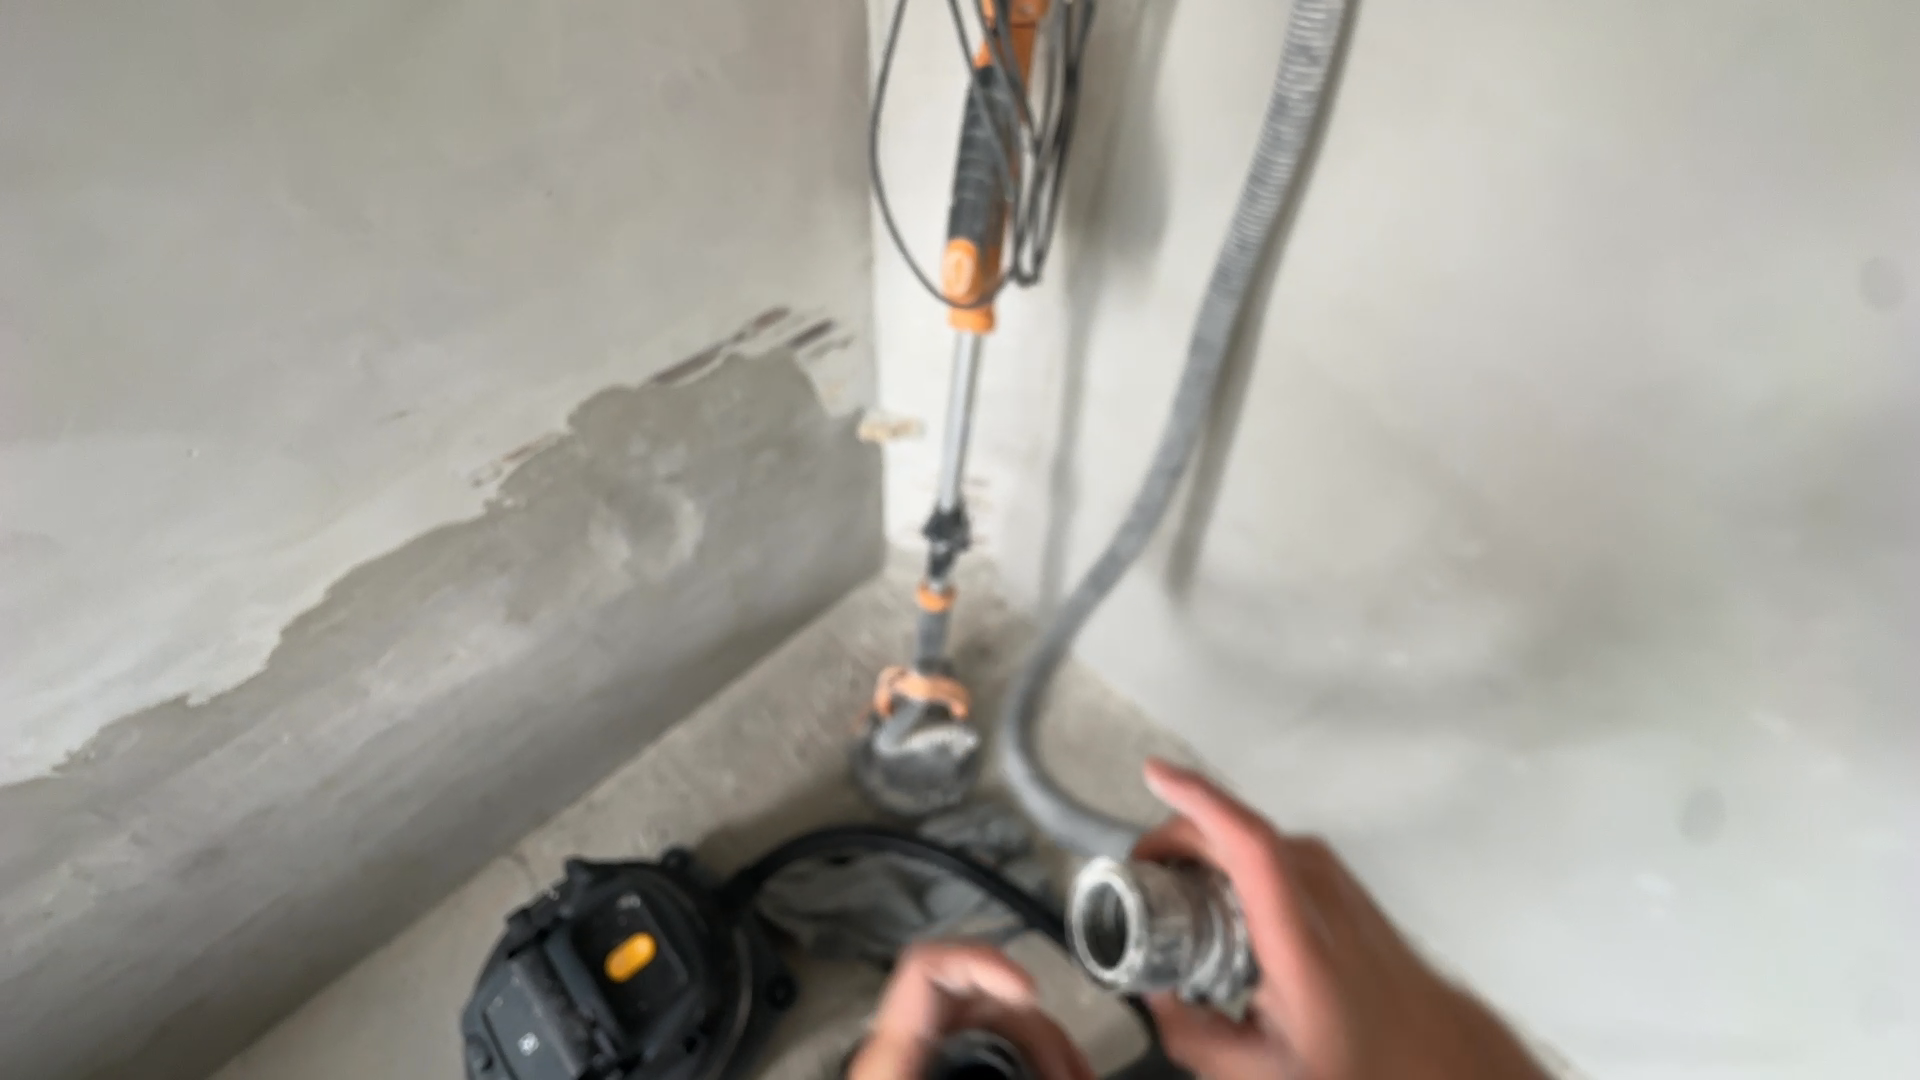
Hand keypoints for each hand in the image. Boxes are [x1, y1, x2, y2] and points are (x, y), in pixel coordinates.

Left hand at [850, 941, 1096, 1079]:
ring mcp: (927, 1066)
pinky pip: (995, 1057)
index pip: (927, 969)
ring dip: (1045, 1052)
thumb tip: (1056, 1076)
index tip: (1028, 995)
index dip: (980, 963)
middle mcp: (907, 1050)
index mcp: (891, 1056)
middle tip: (1074, 1074)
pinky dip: (1032, 1068)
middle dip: (1035, 1028)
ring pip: (995, 1029)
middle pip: (978, 999)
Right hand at [1135, 760, 1547, 1079]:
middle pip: (1229, 828)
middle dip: (1171, 837)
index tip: (1157, 773)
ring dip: (1198, 845)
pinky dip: (1224, 852)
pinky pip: (1260, 841)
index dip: (1199, 798)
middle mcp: (1316, 890)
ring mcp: (1326, 872)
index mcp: (1300, 937)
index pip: (1249, 842)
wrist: (1435, 1052)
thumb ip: (1197, 1040)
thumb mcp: (1271, 1074)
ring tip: (1174, 888)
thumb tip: (1152, 997)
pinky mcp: (1328, 868)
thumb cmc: (1368, 1062)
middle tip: (1142, 877)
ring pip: (1243, 831)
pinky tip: (1216, 890)